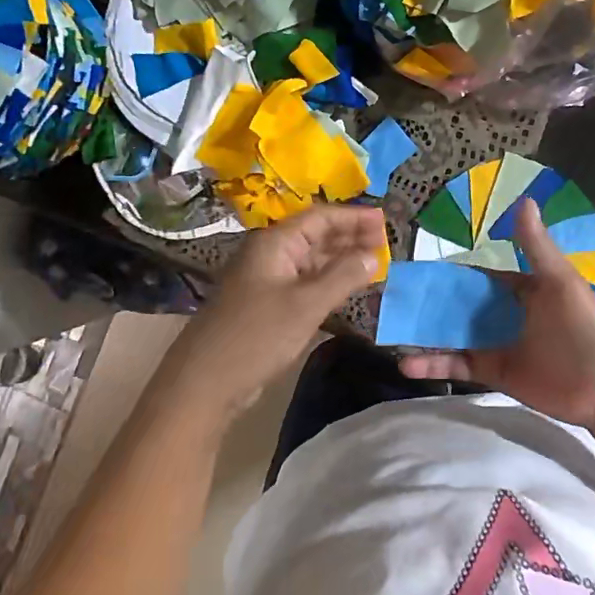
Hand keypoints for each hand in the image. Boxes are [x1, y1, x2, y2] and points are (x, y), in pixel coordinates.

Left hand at [157, 205, 385, 414]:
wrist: (208, 377)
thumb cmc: (257, 335)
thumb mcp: (305, 304)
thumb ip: (342, 276)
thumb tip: (372, 254)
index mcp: (274, 243)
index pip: (319, 217)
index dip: (353, 217)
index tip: (385, 220)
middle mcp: (269, 255)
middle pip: (314, 235)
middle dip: (349, 237)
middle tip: (387, 243)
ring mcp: (266, 280)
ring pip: (310, 260)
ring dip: (340, 260)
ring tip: (376, 263)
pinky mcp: (267, 305)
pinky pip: (303, 283)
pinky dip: (327, 282)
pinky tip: (348, 289)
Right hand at [399, 197, 594, 426]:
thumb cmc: (584, 330)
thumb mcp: (561, 283)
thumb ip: (536, 248)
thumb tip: (523, 200)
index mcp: (512, 288)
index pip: (469, 277)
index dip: (440, 274)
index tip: (407, 271)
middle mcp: (495, 313)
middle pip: (450, 305)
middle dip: (419, 303)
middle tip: (383, 301)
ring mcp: (489, 343)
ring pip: (444, 334)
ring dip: (416, 332)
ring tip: (383, 330)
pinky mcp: (487, 372)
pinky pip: (452, 366)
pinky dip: (429, 365)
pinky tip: (405, 364)